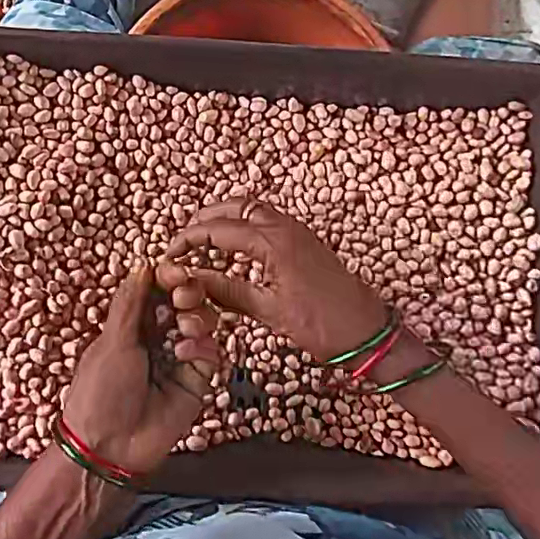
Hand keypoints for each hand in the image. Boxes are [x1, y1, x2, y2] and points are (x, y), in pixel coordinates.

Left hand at [61, 267, 221, 477]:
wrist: (110, 447)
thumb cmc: (100, 392)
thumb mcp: (112, 342)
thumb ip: (131, 303)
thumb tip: (143, 265)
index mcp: (131, 325)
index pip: (156, 291)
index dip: (167, 278)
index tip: (174, 272)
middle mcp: (156, 338)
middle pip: (183, 303)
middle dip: (187, 293)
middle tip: (183, 295)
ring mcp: (177, 359)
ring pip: (201, 324)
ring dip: (196, 317)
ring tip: (184, 327)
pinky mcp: (195, 381)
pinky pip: (210, 353)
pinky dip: (201, 347)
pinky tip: (184, 354)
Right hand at [158, 198, 388, 363]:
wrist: (368, 331)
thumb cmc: (322, 324)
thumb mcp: (268, 309)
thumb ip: (226, 291)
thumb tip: (193, 281)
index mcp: (272, 242)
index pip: (218, 229)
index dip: (189, 239)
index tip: (171, 253)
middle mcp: (284, 228)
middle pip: (234, 206)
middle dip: (205, 219)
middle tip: (185, 240)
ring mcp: (297, 232)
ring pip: (252, 210)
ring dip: (226, 219)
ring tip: (204, 241)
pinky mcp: (305, 242)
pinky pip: (267, 221)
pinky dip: (245, 226)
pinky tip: (235, 250)